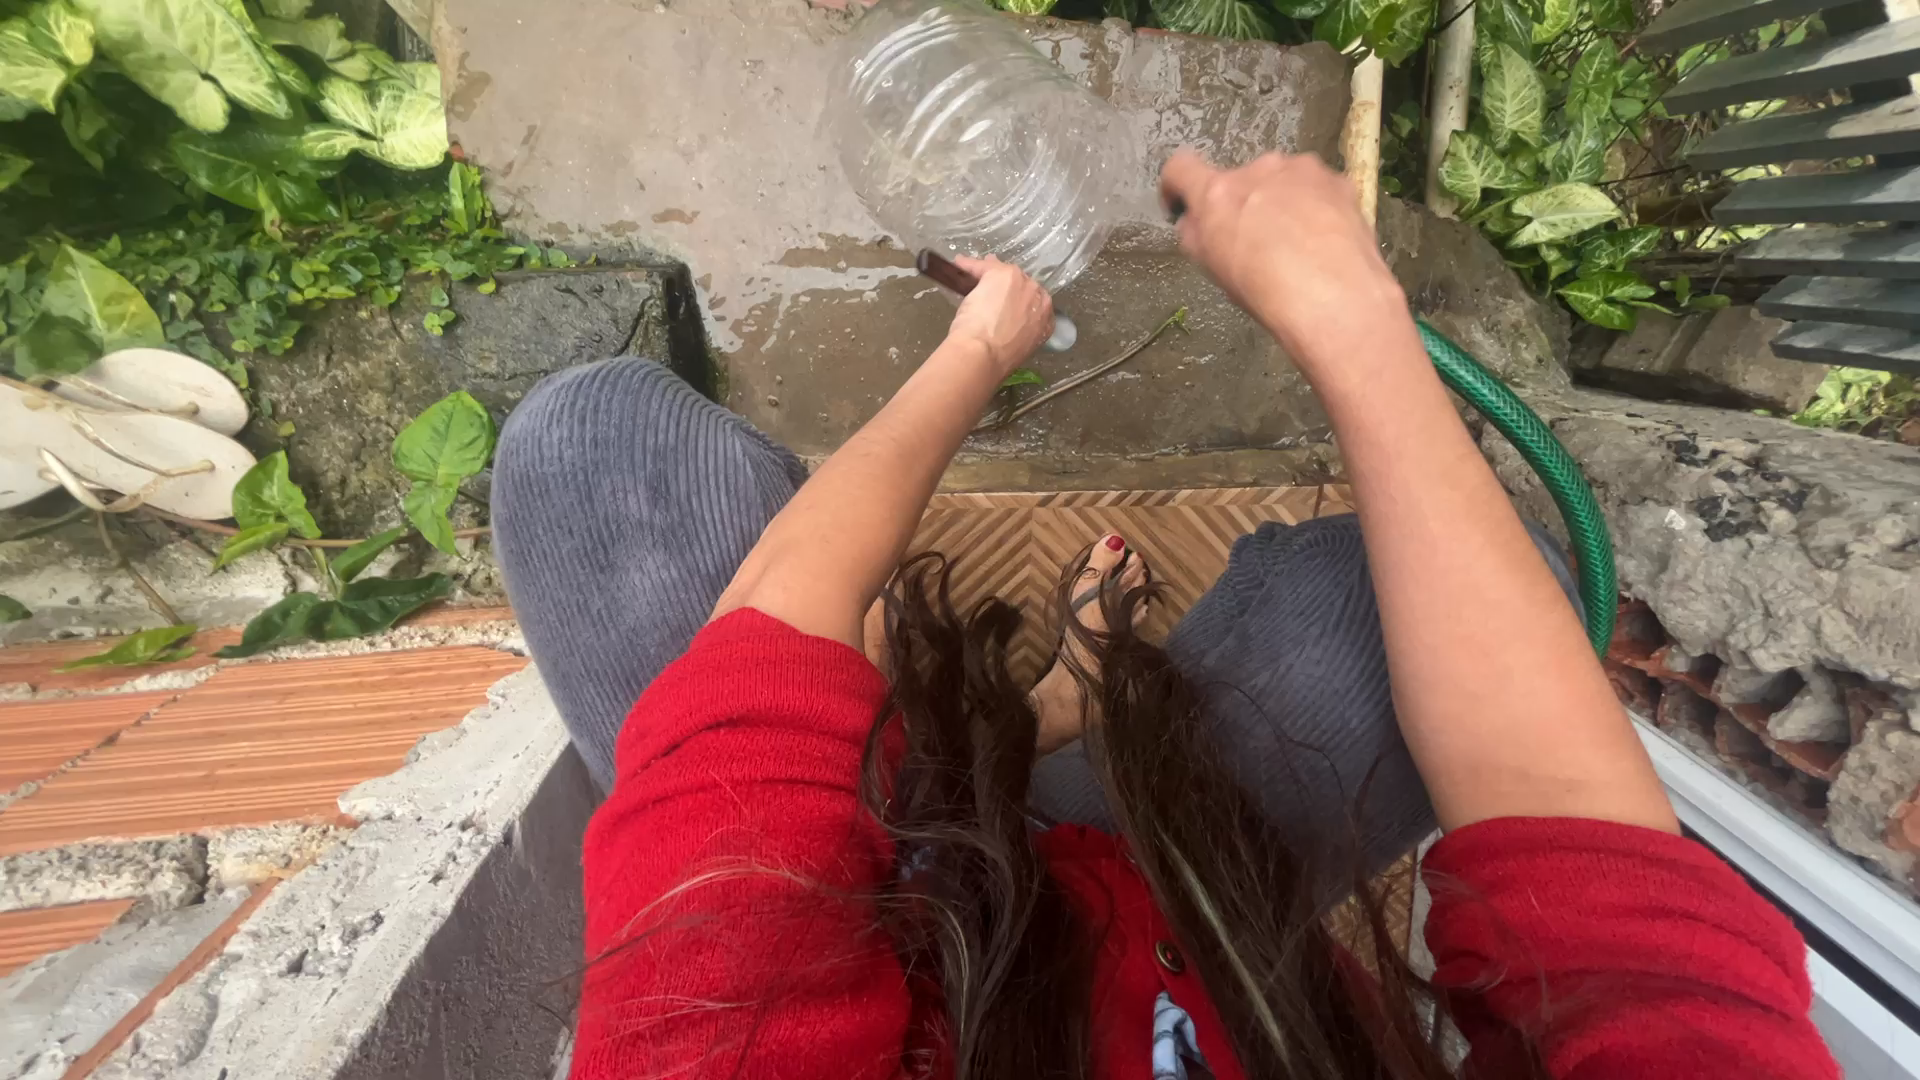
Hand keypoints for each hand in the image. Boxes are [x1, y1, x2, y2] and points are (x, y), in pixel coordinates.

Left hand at [943, 255, 1053, 378]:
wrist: (984, 353)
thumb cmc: (998, 358)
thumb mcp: (1017, 347)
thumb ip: (1016, 331)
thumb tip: (1006, 325)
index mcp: (1046, 320)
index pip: (1033, 304)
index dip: (1017, 303)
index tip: (1005, 305)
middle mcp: (1039, 297)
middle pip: (1020, 285)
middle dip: (1006, 288)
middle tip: (989, 292)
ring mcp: (1022, 283)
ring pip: (1003, 274)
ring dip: (989, 276)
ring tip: (973, 277)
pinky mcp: (1002, 273)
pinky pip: (983, 267)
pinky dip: (970, 266)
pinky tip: (960, 265)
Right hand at [1159, 150, 1411, 372]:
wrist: (1333, 295)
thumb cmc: (1266, 290)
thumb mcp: (1212, 270)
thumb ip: (1195, 236)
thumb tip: (1194, 222)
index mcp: (1217, 193)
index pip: (1180, 168)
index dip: (1175, 186)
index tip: (1180, 202)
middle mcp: (1258, 170)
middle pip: (1237, 180)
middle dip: (1238, 205)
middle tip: (1247, 244)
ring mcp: (1301, 170)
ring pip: (1278, 181)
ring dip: (1275, 203)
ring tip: (1288, 245)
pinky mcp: (1336, 179)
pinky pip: (1313, 188)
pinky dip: (1309, 207)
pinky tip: (1317, 240)